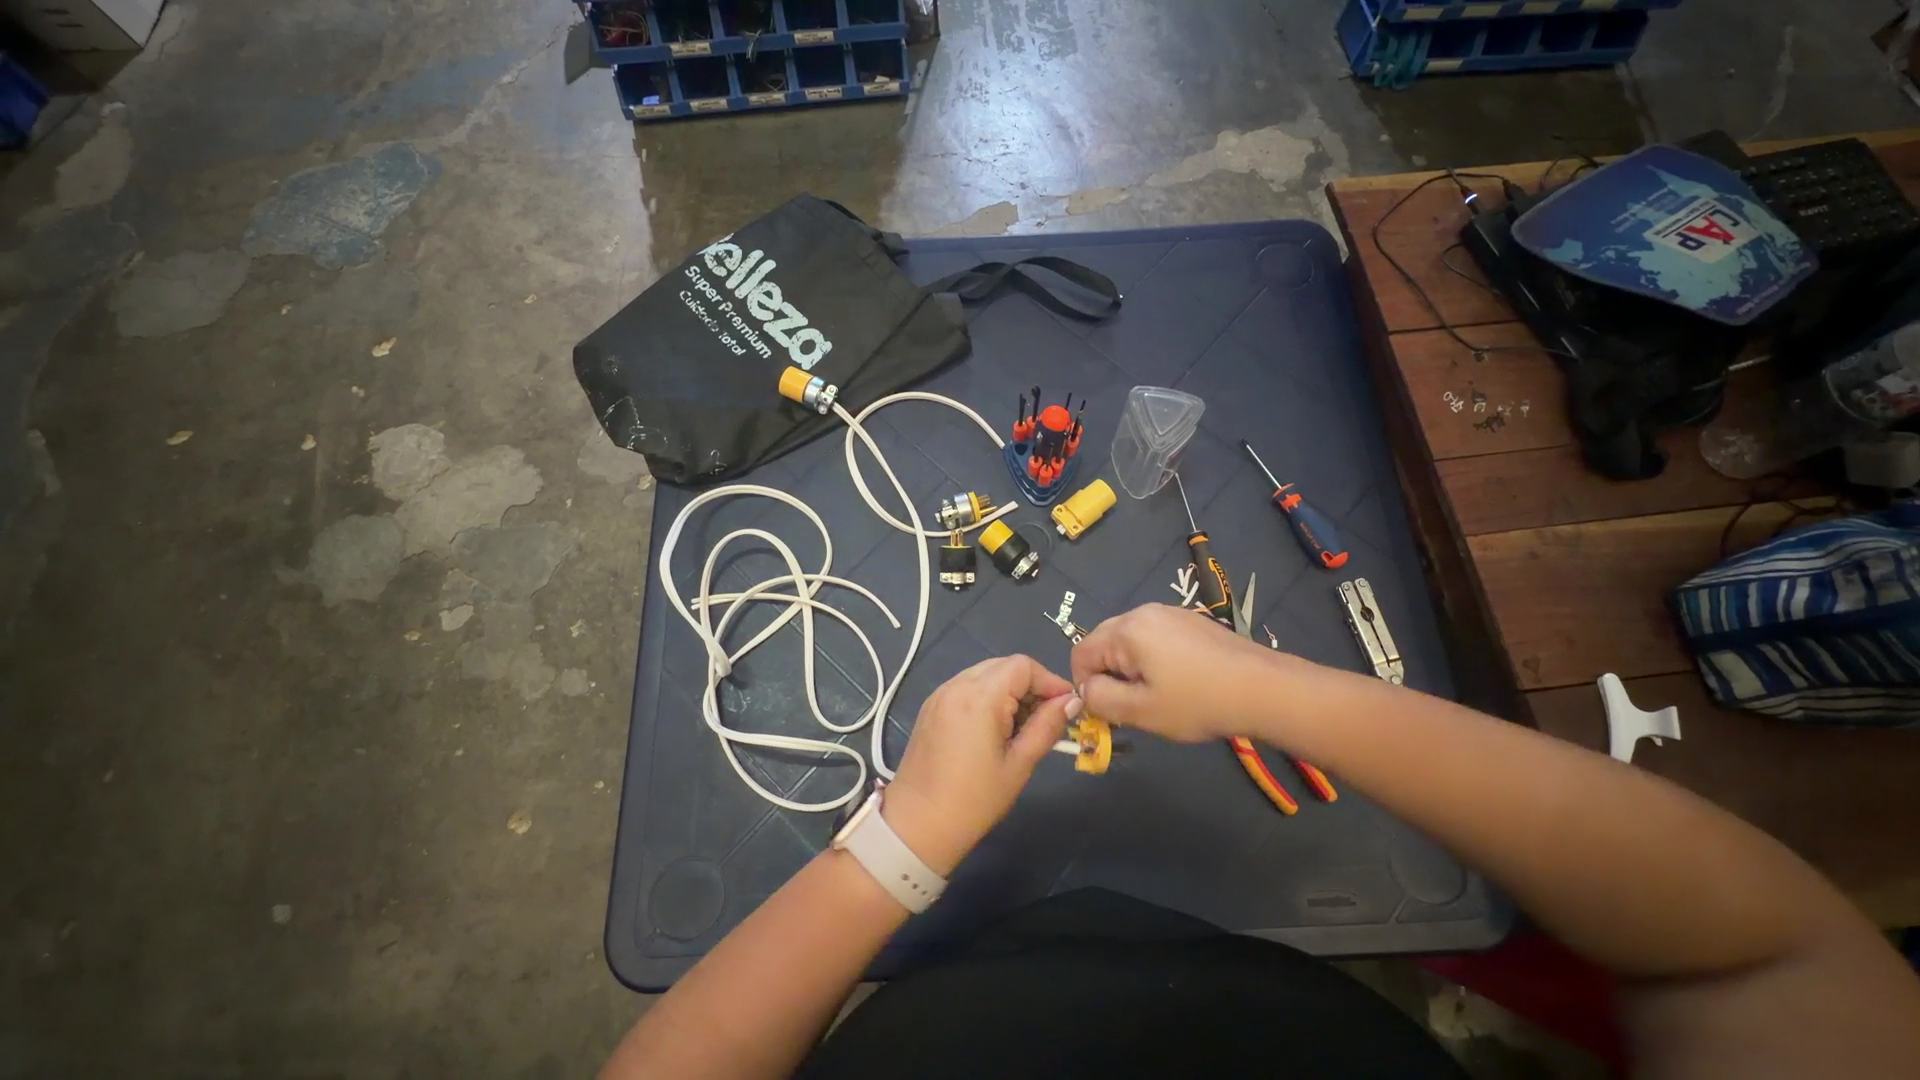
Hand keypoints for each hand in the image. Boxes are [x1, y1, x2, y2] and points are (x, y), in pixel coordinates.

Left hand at [883, 655, 1076, 876]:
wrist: (916, 825)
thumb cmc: (973, 800)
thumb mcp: (1019, 764)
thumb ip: (1047, 726)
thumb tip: (1071, 702)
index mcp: (978, 696)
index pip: (1023, 666)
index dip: (1050, 681)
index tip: (1066, 708)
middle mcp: (956, 685)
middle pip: (1004, 665)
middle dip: (1030, 685)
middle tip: (1046, 719)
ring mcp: (939, 694)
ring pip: (985, 674)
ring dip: (1009, 691)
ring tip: (1022, 728)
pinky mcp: (931, 707)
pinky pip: (967, 687)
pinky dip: (987, 697)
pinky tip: (995, 729)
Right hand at [1070, 604, 1297, 741]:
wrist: (1264, 689)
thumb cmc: (1198, 702)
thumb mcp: (1141, 711)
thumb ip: (1100, 699)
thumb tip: (1085, 690)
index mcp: (1127, 630)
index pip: (1081, 653)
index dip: (1084, 685)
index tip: (1106, 711)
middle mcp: (1144, 612)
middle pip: (1103, 641)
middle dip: (1107, 674)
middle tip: (1129, 705)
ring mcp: (1170, 613)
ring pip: (1129, 640)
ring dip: (1130, 667)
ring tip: (1156, 696)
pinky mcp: (1192, 621)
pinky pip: (1154, 637)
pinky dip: (1153, 659)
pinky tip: (1179, 682)